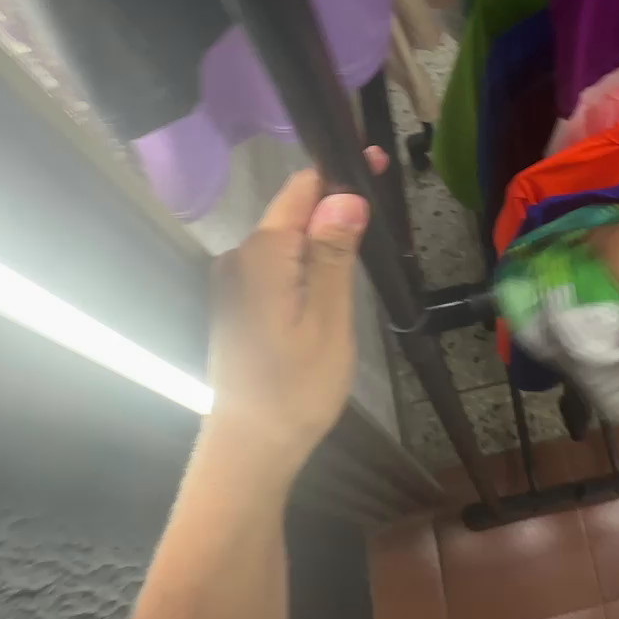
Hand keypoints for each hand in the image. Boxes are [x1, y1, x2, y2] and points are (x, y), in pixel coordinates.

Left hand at [204, 148, 384, 473]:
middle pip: (295, 209)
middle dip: (336, 205)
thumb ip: (332, 255)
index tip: (378, 167)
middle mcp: (242, 256)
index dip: (340, 174)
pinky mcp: (239, 300)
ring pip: (288, 237)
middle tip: (382, 217)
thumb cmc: (295, 389)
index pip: (302, 188)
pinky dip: (308, 260)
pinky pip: (279, 262)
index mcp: (263, 254)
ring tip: (364, 247)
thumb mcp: (327, 321)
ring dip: (324, 235)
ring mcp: (236, 279)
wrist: (248, 451)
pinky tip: (332, 281)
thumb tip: (345, 196)